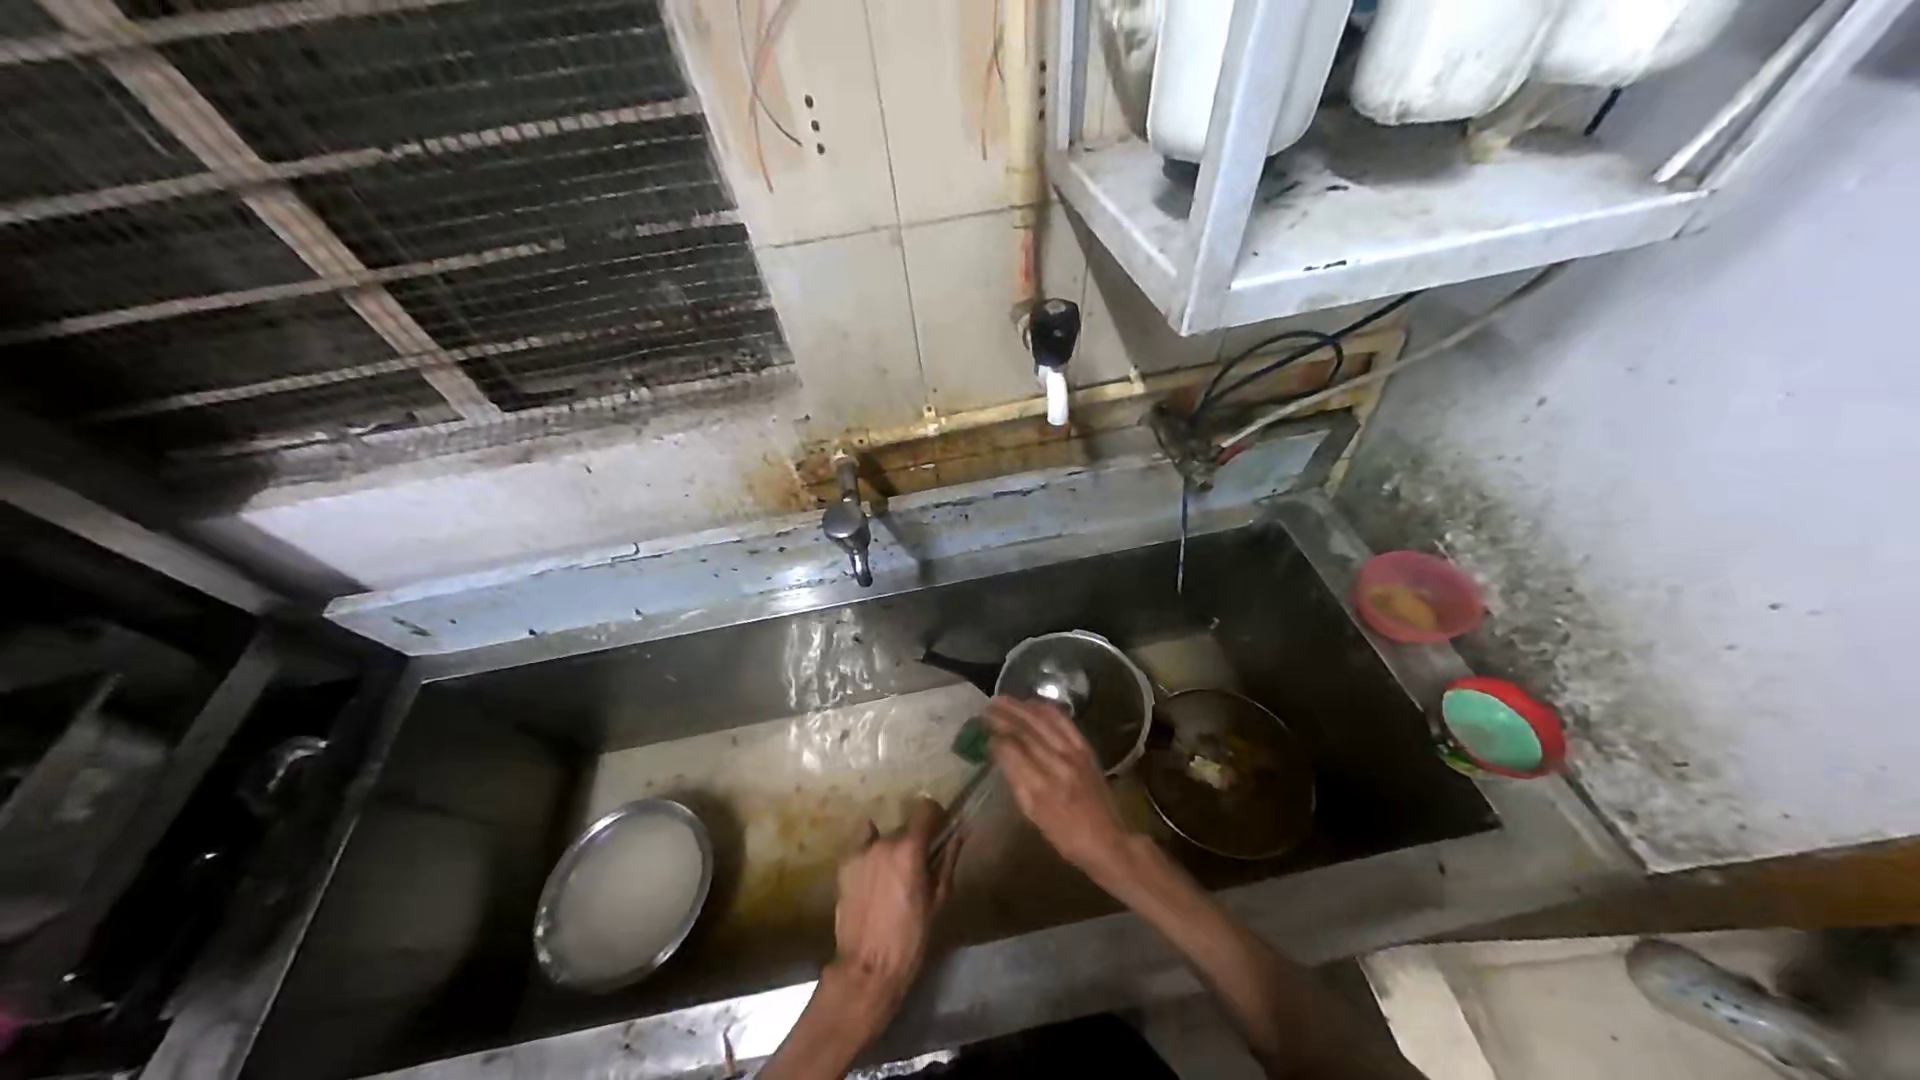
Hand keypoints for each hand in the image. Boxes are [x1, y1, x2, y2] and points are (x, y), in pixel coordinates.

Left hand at [825, 797, 956, 1026]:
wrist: (868, 967)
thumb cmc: (911, 936)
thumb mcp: (938, 899)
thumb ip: (949, 859)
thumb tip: (961, 830)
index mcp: (910, 848)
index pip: (925, 808)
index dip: (934, 814)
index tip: (938, 827)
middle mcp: (883, 842)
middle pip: (903, 829)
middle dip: (912, 842)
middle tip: (916, 868)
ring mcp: (859, 852)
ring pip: (882, 840)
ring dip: (890, 851)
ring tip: (890, 880)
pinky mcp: (843, 866)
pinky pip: (861, 849)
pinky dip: (869, 857)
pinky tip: (871, 881)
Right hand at [986, 696, 1137, 879]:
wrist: (1108, 839)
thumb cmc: (1065, 835)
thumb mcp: (1033, 815)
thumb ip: (1016, 781)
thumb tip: (998, 753)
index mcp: (1041, 786)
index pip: (1011, 751)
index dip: (994, 739)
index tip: (981, 733)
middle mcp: (1057, 763)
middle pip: (1025, 730)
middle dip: (1002, 716)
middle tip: (985, 708)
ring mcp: (1074, 752)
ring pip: (1043, 720)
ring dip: (1020, 707)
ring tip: (1002, 699)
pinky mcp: (1085, 748)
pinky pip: (1063, 721)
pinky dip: (1045, 708)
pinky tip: (1032, 703)